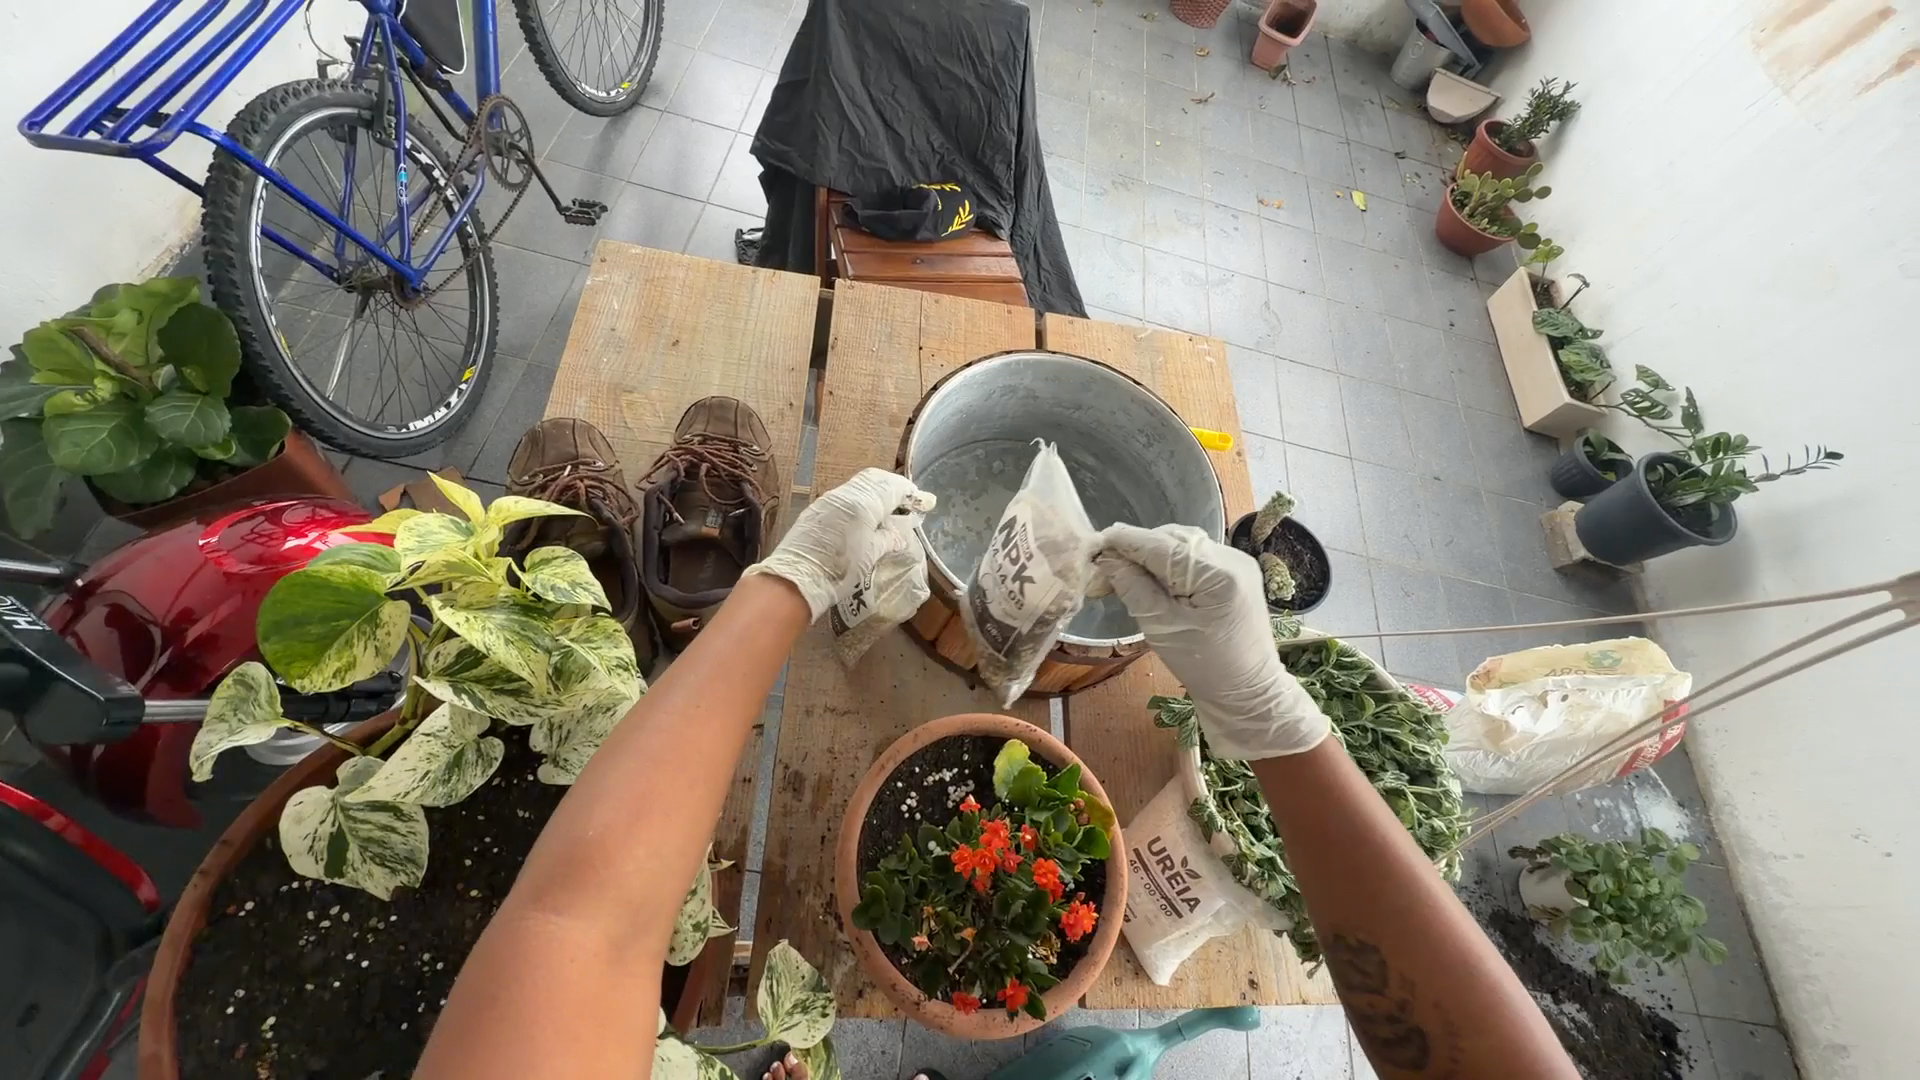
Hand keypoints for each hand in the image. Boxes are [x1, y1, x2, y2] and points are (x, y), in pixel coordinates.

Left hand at [744, 468, 934, 620]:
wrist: (797, 579)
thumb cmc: (840, 570)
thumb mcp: (872, 554)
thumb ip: (889, 538)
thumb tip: (901, 533)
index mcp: (863, 503)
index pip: (893, 487)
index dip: (910, 493)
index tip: (922, 501)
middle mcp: (846, 495)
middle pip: (875, 480)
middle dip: (893, 488)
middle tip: (905, 504)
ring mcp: (829, 500)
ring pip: (858, 487)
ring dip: (875, 494)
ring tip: (886, 512)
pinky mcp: (817, 510)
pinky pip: (845, 497)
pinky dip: (860, 502)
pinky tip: (864, 518)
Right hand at [1095, 523, 1329, 759]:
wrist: (1247, 691)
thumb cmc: (1203, 667)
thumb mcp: (1161, 628)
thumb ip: (1133, 587)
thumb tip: (1106, 558)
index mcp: (1217, 575)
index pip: (1161, 545)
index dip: (1126, 541)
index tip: (1095, 543)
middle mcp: (1231, 558)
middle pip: (1172, 538)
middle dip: (1138, 548)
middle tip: (1107, 565)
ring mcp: (1237, 562)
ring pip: (1183, 543)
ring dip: (1153, 553)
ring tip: (1127, 571)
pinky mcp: (1237, 571)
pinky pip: (1196, 555)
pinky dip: (1171, 561)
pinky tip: (1155, 577)